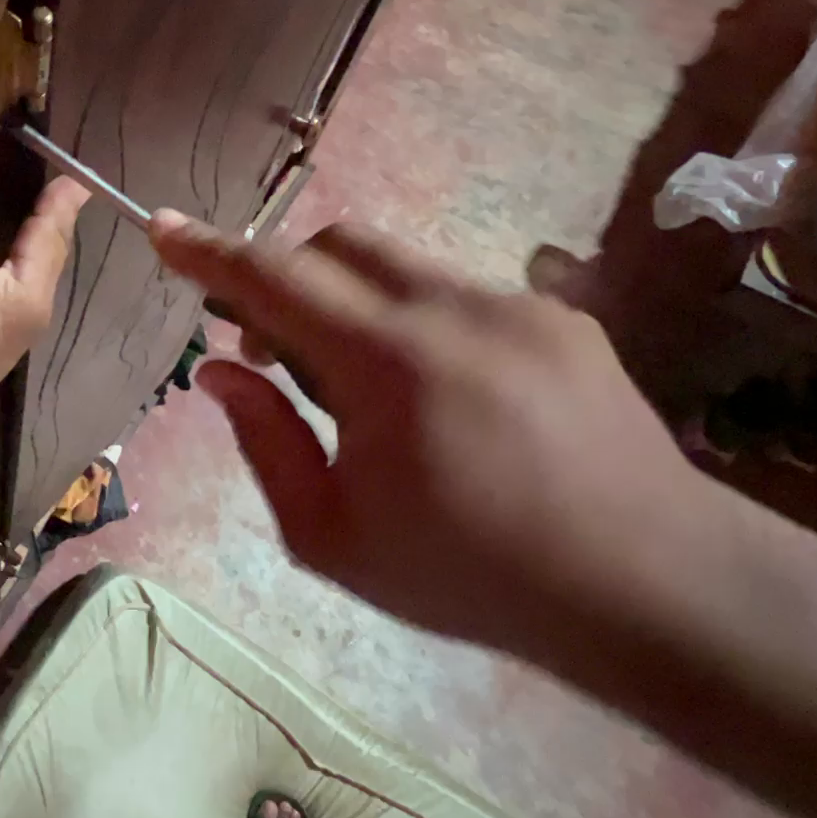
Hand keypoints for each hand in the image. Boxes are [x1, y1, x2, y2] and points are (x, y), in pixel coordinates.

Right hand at [150, 212, 708, 649]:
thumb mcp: (328, 534)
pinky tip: (428, 398)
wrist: (655, 589)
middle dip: (278, 278)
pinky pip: (449, 295)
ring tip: (351, 389)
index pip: (274, 279)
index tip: (161, 228)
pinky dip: (403, 322)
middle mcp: (454, 309)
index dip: (209, 252)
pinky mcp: (560, 319)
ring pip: (394, 268)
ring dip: (342, 306)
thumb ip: (263, 440)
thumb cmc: (466, 574)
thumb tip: (221, 373)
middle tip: (263, 350)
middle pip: (335, 246)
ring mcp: (516, 307)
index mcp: (389, 363)